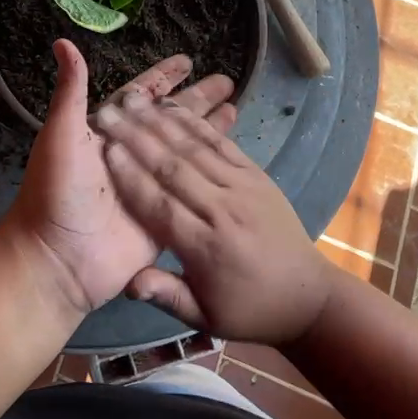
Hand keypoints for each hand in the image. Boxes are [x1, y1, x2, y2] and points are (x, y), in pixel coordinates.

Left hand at [5, 40, 235, 314]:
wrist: (57, 259)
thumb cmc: (55, 191)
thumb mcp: (61, 135)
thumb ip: (71, 91)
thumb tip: (63, 41)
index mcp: (104, 132)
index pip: (139, 96)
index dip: (162, 78)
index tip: (186, 61)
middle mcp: (128, 153)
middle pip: (168, 118)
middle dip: (195, 99)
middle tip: (226, 80)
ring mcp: (147, 183)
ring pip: (183, 147)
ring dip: (207, 128)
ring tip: (236, 106)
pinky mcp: (163, 213)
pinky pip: (189, 183)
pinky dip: (208, 167)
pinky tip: (230, 154)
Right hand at [94, 91, 337, 345]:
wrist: (311, 297)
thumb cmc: (250, 310)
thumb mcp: (206, 318)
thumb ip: (166, 295)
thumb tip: (129, 283)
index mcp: (207, 250)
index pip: (161, 207)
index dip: (131, 178)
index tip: (105, 150)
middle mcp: (224, 213)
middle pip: (173, 169)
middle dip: (136, 139)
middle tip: (107, 114)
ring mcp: (243, 189)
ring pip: (195, 149)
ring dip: (160, 122)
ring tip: (132, 100)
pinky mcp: (256, 174)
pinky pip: (221, 143)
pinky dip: (195, 122)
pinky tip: (172, 105)